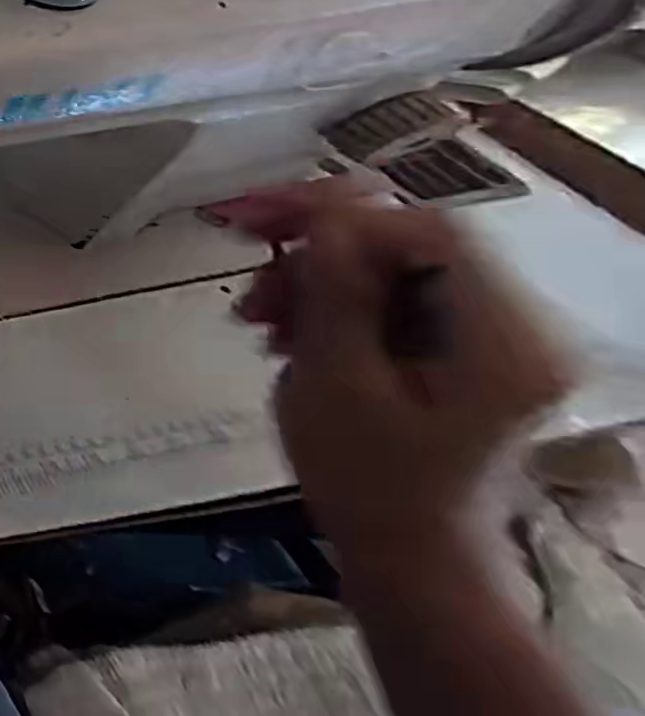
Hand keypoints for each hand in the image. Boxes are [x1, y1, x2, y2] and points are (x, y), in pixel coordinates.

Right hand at [214, 184, 574, 554]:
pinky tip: (283, 325)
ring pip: (382, 262)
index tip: (257, 213)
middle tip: (243, 247)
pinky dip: (321, 297)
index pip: (428, 231)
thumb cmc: (366, 477)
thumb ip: (338, 293)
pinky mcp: (450, 342)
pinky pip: (380, 291)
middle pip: (403, 240)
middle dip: (313, 241)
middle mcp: (510, 324)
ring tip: (257, 312)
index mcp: (501, 339)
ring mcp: (482, 333)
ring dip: (308, 273)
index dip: (337, 209)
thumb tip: (325, 215)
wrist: (403, 544)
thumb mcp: (336, 381)